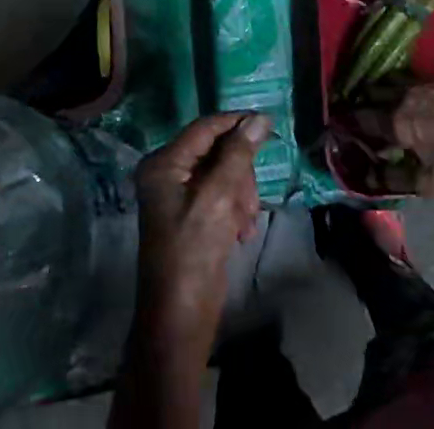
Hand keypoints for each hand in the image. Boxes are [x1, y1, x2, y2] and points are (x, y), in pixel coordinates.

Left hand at [134, 112, 270, 345]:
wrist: (181, 316)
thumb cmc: (193, 251)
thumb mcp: (218, 197)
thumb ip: (238, 154)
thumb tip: (259, 118)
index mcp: (163, 164)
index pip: (205, 127)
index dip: (236, 123)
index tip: (270, 124)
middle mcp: (168, 173)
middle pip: (218, 150)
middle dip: (240, 173)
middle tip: (250, 200)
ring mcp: (180, 195)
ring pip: (226, 173)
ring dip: (242, 194)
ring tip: (244, 222)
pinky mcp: (194, 214)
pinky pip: (224, 194)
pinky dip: (236, 209)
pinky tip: (240, 233)